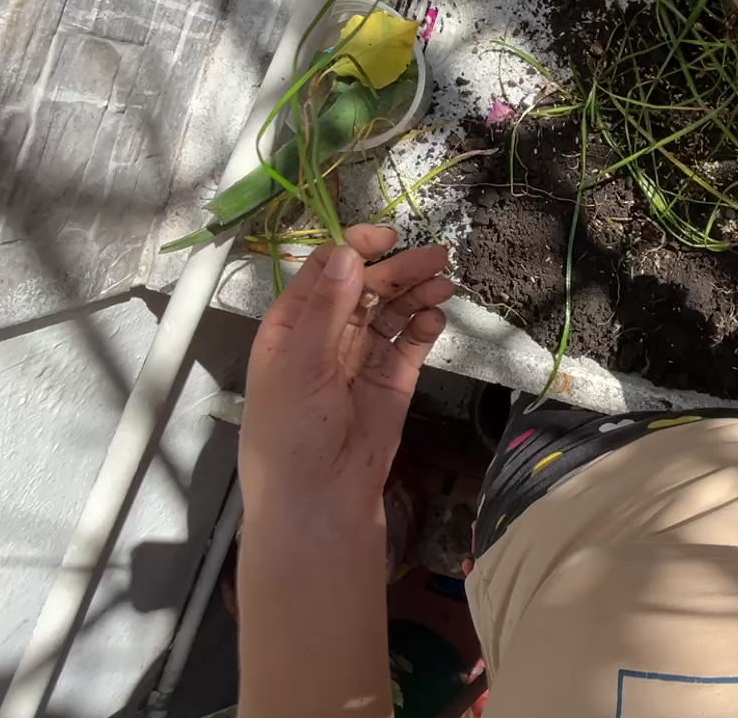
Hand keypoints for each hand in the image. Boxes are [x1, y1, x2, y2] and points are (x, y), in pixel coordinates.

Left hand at [239, 225, 453, 519]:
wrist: (320, 501)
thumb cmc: (292, 432)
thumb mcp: (300, 366)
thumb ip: (328, 308)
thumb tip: (349, 252)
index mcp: (294, 326)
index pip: (325, 271)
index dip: (354, 248)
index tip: (386, 236)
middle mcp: (330, 333)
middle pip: (369, 286)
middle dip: (400, 269)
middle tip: (437, 257)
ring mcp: (364, 355)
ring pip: (395, 310)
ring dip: (419, 292)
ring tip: (446, 283)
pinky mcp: (394, 377)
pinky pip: (411, 341)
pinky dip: (425, 326)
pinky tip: (436, 318)